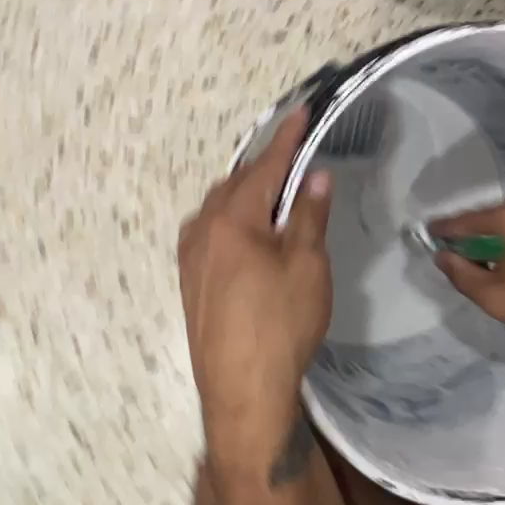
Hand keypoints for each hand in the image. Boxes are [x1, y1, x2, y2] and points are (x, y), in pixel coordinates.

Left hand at [178, 108, 332, 462]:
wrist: (243, 392)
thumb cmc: (281, 323)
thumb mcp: (307, 263)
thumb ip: (307, 214)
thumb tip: (314, 176)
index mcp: (233, 219)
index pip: (266, 166)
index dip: (287, 138)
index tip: (301, 112)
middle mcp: (203, 230)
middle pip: (238, 183)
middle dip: (268, 167)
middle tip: (299, 161)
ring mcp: (191, 257)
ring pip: (220, 207)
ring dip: (249, 194)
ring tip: (279, 197)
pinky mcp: (190, 281)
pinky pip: (211, 231)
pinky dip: (234, 219)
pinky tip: (251, 236)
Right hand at [430, 197, 504, 343]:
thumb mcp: (493, 297)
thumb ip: (461, 274)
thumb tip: (442, 255)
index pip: (465, 220)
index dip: (445, 230)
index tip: (429, 236)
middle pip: (486, 217)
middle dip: (469, 234)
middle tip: (456, 256)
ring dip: (491, 236)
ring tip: (483, 261)